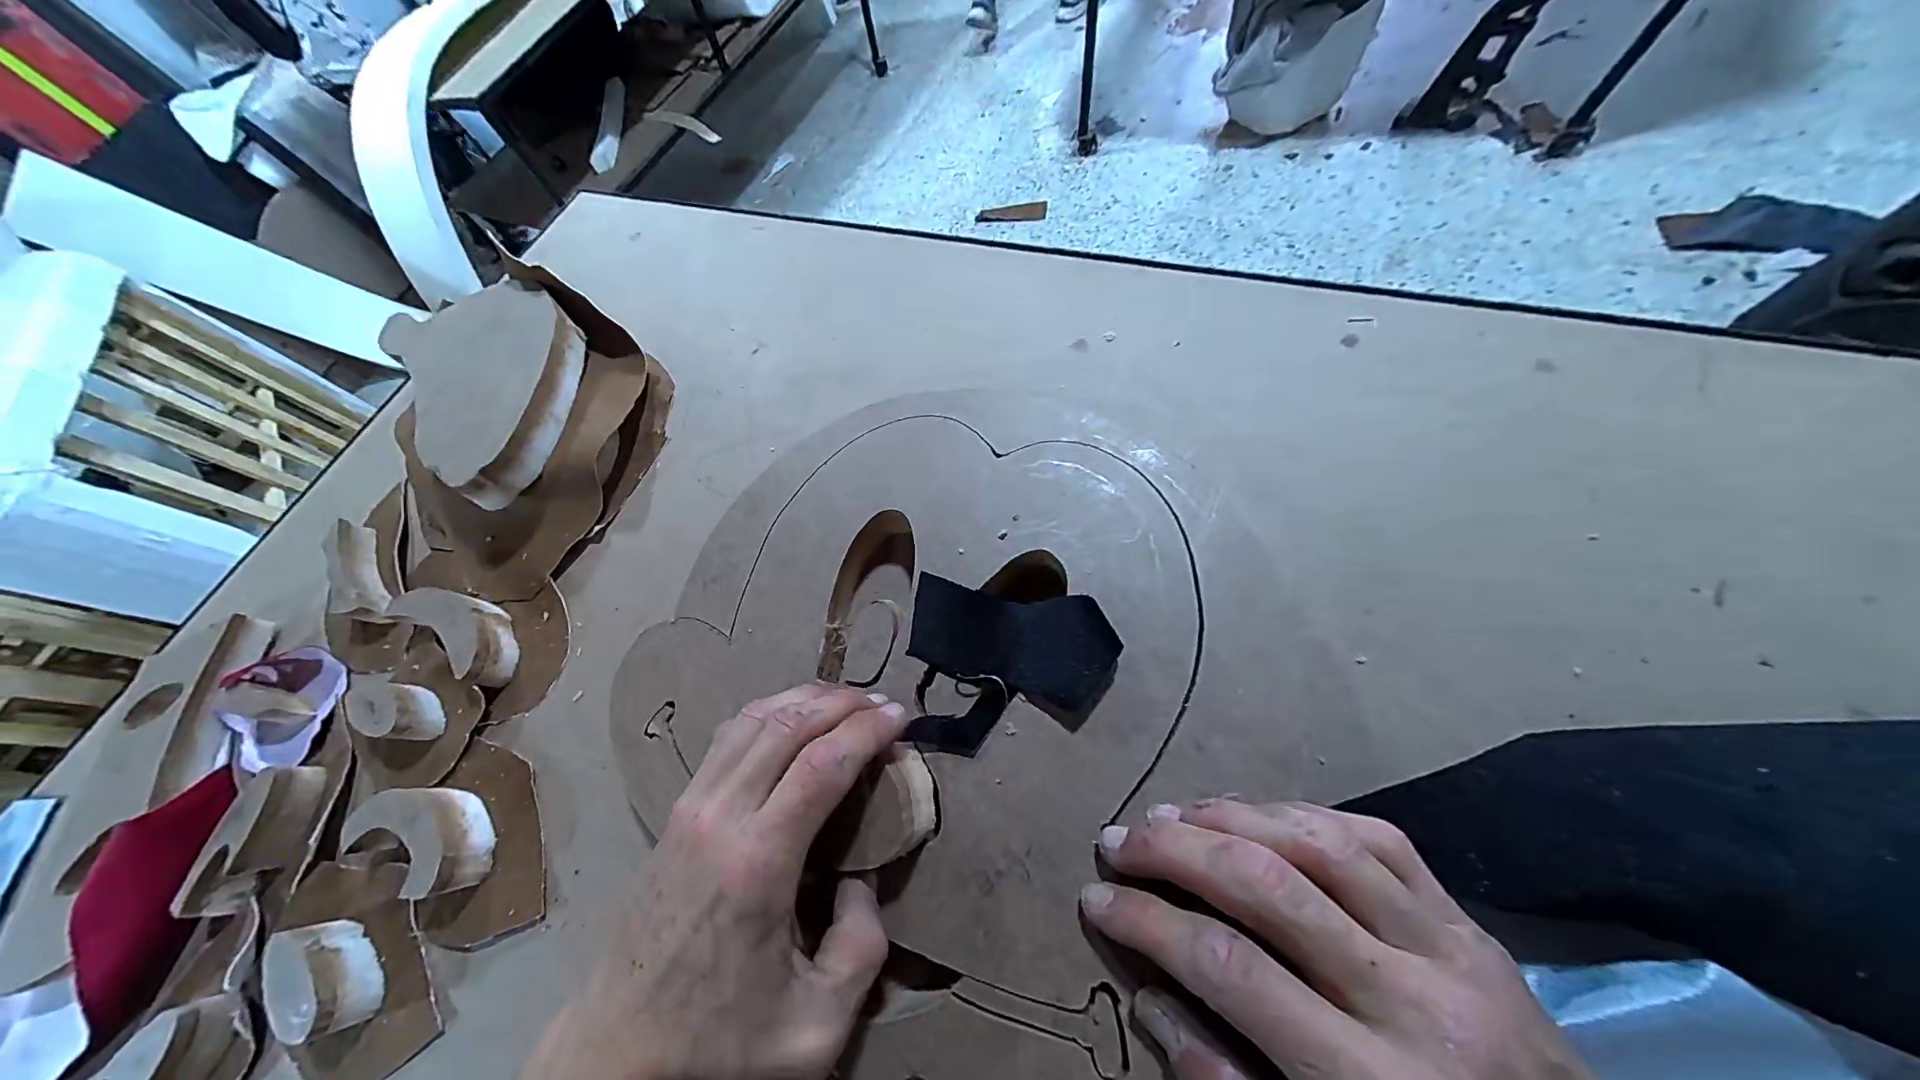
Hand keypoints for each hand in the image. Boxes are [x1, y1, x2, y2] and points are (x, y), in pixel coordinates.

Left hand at [525, 684, 908, 1079]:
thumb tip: (861, 880)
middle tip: (883, 702)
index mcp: (758, 862)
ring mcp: (690, 809)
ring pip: (752, 720)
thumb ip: (862, 945)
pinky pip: (727, 738)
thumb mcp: (817, 1024)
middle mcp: (719, 819)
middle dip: (843, 702)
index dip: (869, 730)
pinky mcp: (675, 813)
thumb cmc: (719, 1043)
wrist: (615, 1055)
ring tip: (847, 699)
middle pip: (788, 726)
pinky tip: (793, 716)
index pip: (822, 763)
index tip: (903, 716)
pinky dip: (769, 713)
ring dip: (805, 699)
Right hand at [1083, 800, 1592, 1079]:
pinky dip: (1303, 814)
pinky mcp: (1471, 922)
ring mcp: (1452, 950)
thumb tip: (1151, 995)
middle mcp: (1416, 1003)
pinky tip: (1257, 814)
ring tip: (1174, 813)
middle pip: (1269, 888)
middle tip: (1120, 838)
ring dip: (1232, 815)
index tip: (1096, 900)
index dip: (1146, 925)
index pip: (1229, 971)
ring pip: (1322, 844)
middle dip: (1176, 852)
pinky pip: (1379, 838)